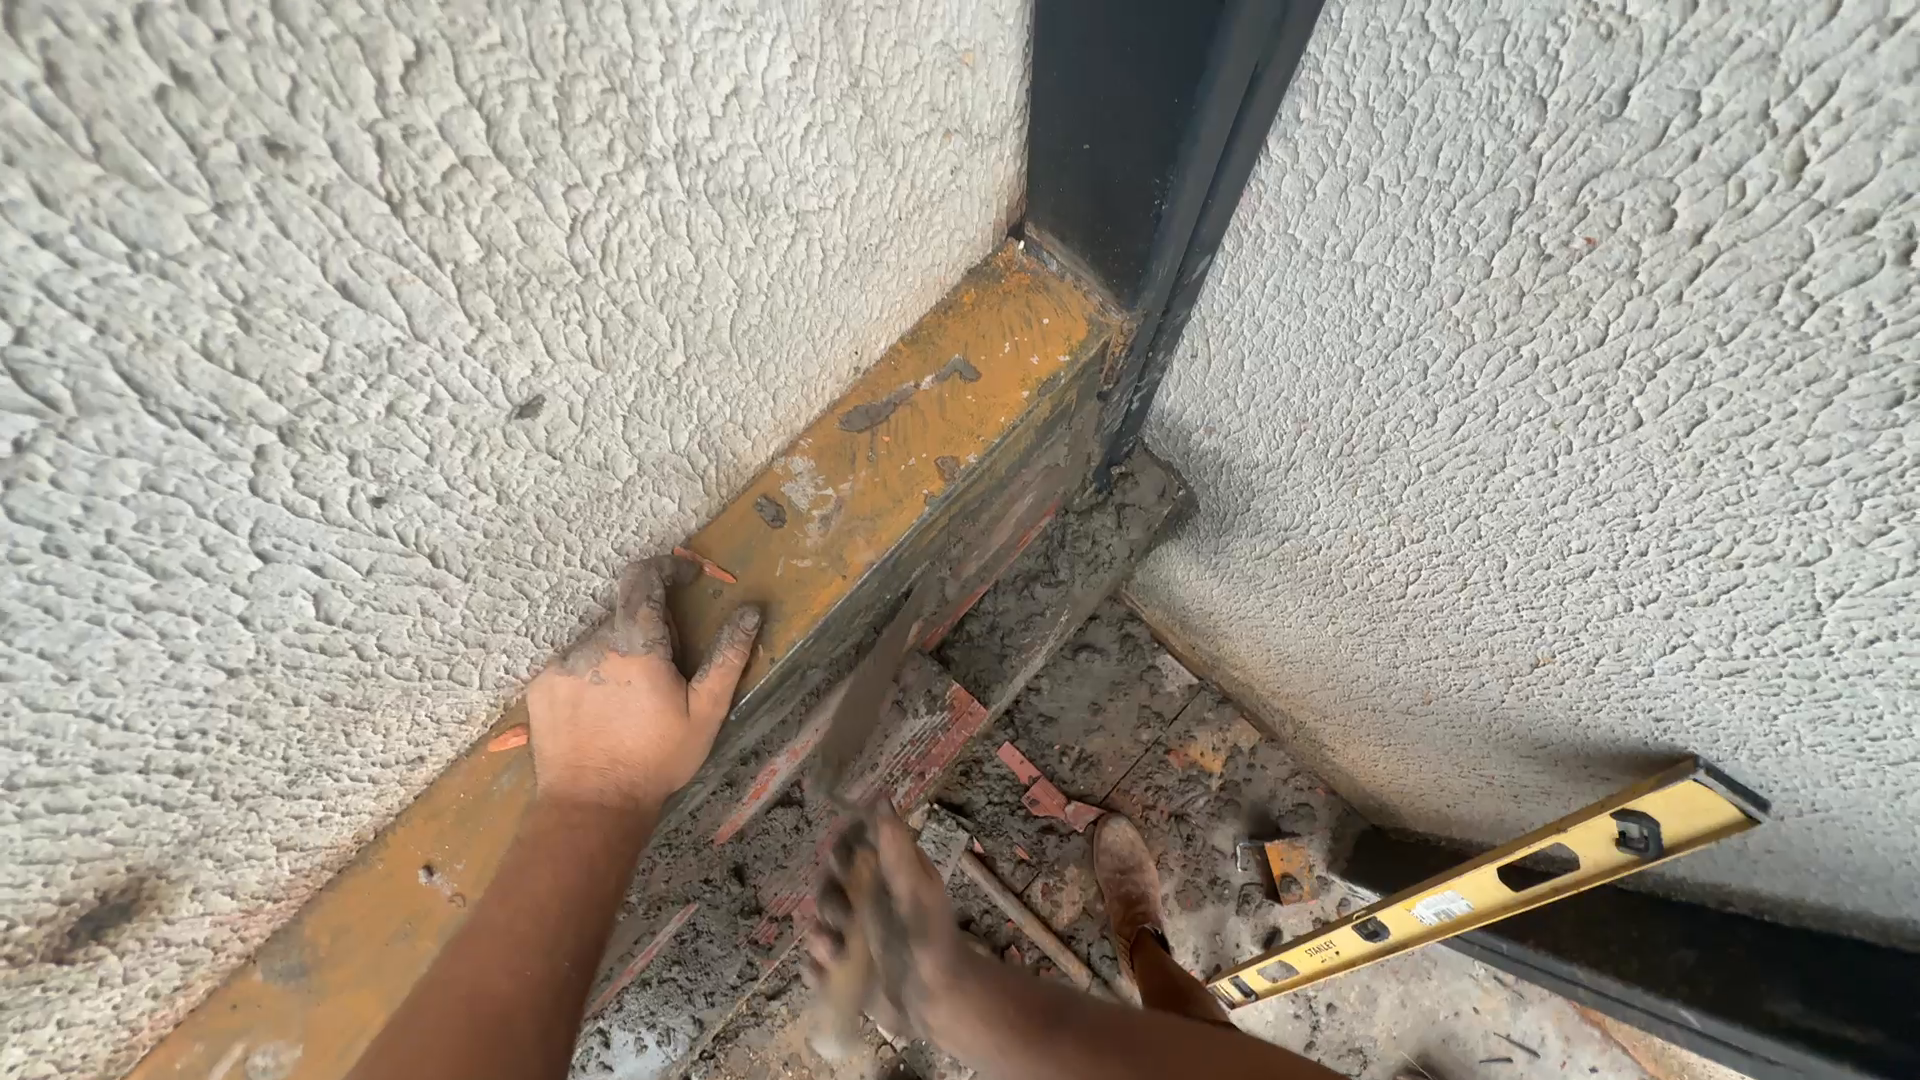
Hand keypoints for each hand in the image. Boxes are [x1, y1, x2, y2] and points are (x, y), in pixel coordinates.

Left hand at [526, 555, 760, 814]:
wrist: (591, 805)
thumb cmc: (657, 758)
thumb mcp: (705, 710)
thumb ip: (728, 656)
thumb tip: (751, 611)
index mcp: (636, 643)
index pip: (644, 577)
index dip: (668, 566)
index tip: (687, 576)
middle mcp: (592, 642)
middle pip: (624, 607)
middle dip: (650, 620)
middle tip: (668, 659)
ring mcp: (560, 661)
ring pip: (599, 633)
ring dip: (621, 644)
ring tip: (633, 689)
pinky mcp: (540, 683)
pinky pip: (572, 655)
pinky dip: (594, 664)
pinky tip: (604, 701)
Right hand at [803, 803, 967, 1037]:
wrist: (938, 1000)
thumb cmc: (932, 935)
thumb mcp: (916, 887)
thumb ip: (896, 846)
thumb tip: (881, 796)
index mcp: (884, 874)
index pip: (850, 848)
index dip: (840, 850)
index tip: (842, 863)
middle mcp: (865, 899)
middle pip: (827, 885)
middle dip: (829, 898)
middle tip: (845, 915)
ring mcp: (853, 935)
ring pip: (817, 924)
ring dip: (821, 935)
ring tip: (839, 951)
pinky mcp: (844, 969)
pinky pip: (814, 964)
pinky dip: (816, 968)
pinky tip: (829, 972)